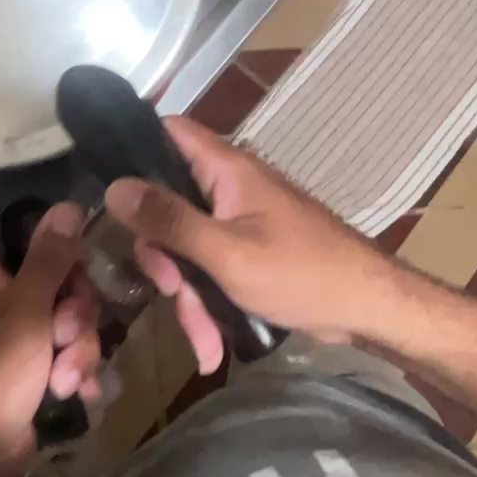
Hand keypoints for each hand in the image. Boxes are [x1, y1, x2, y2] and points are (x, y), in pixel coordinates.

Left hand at [0, 203, 102, 467]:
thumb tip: (69, 204)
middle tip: (69, 336)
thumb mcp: (26, 310)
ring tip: (68, 379)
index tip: (79, 277)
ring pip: (69, 316)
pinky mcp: (27, 363)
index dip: (64, 254)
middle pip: (60, 277)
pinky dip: (75, 367)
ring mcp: (12, 329)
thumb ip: (51, 256)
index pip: (35, 234)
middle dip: (77, 313)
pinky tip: (78, 390)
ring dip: (79, 347)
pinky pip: (65, 347)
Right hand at [103, 117, 413, 373]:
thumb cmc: (301, 274)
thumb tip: (114, 187)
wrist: (368, 307)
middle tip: (168, 287)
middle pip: (168, 203)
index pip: (169, 131)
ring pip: (188, 244)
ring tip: (204, 340)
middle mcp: (229, 185)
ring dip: (188, 293)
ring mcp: (239, 218)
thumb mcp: (226, 253)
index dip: (134, 148)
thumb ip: (170, 220)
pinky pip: (211, 265)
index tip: (108, 190)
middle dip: (164, 255)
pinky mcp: (248, 248)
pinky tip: (213, 345)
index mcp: (226, 169)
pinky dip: (208, 300)